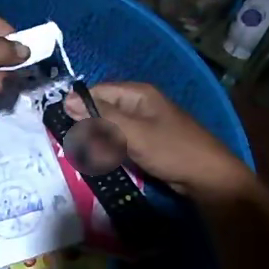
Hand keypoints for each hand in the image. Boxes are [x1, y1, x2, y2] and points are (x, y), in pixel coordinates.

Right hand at [65, 82, 253, 199]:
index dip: (79, 104)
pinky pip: (121, 140)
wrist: (208, 177)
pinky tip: (102, 160)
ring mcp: (145, 123)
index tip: (60, 123)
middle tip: (71, 143)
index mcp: (138, 93)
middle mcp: (140, 104)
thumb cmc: (172, 150)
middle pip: (103, 108)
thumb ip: (101, 117)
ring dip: (98, 139)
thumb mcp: (133, 133)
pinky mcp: (148, 142)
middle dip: (87, 124)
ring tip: (84, 154)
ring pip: (111, 126)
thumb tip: (67, 101)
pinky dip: (111, 148)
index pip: (98, 91)